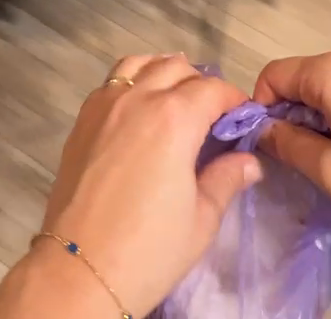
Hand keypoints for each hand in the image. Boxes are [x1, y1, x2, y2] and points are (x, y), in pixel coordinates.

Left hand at [37, 54, 260, 316]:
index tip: (244, 118)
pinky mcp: (83, 116)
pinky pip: (112, 80)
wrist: (81, 267)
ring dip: (163, 71)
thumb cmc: (149, 248)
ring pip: (140, 63)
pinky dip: (132, 81)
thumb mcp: (201, 219)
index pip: (213, 89)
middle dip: (200, 83)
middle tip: (213, 114)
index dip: (234, 100)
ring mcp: (105, 102)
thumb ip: (226, 179)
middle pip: (176, 67)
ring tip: (176, 96)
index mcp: (174, 118)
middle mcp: (138, 97)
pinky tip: (140, 108)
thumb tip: (248, 161)